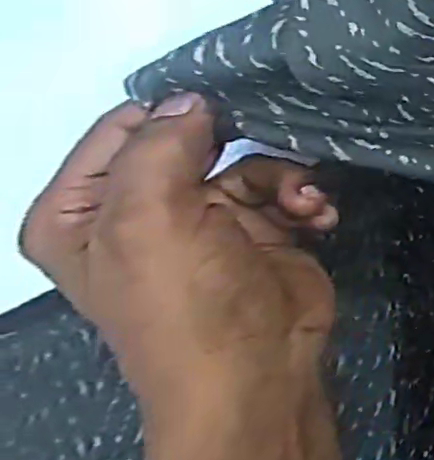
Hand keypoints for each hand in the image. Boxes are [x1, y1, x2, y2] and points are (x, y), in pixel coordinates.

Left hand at [19, 94, 339, 422]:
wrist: (258, 360)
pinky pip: (292, 192)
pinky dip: (311, 201)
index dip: (176, 116)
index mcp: (87, 208)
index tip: (229, 114)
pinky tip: (320, 219)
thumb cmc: (185, 298)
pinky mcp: (266, 232)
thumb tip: (190, 98)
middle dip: (249, 148)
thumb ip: (161, 151)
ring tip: (308, 206)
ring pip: (258, 166)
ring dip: (291, 180)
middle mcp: (145, 209)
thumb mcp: (152, 221)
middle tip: (280, 158)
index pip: (125, 131)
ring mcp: (210, 221)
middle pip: (202, 144)